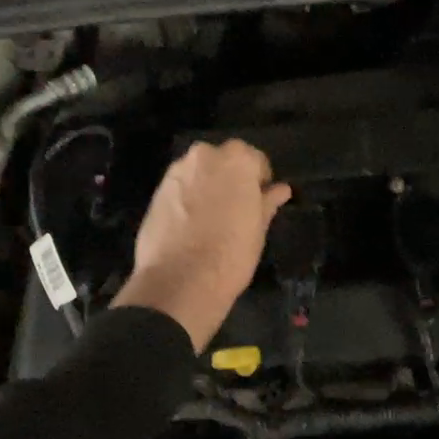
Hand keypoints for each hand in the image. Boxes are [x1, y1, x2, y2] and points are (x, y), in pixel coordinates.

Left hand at [111, 140, 292, 350]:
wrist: (179, 282)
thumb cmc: (230, 252)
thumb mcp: (258, 229)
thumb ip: (268, 202)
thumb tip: (281, 190)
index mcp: (238, 159)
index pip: (255, 161)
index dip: (259, 182)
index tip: (258, 202)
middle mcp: (206, 155)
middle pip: (224, 161)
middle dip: (230, 178)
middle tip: (235, 208)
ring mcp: (178, 172)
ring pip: (199, 173)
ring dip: (207, 186)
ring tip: (210, 218)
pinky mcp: (156, 191)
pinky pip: (180, 188)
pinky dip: (186, 199)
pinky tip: (189, 225)